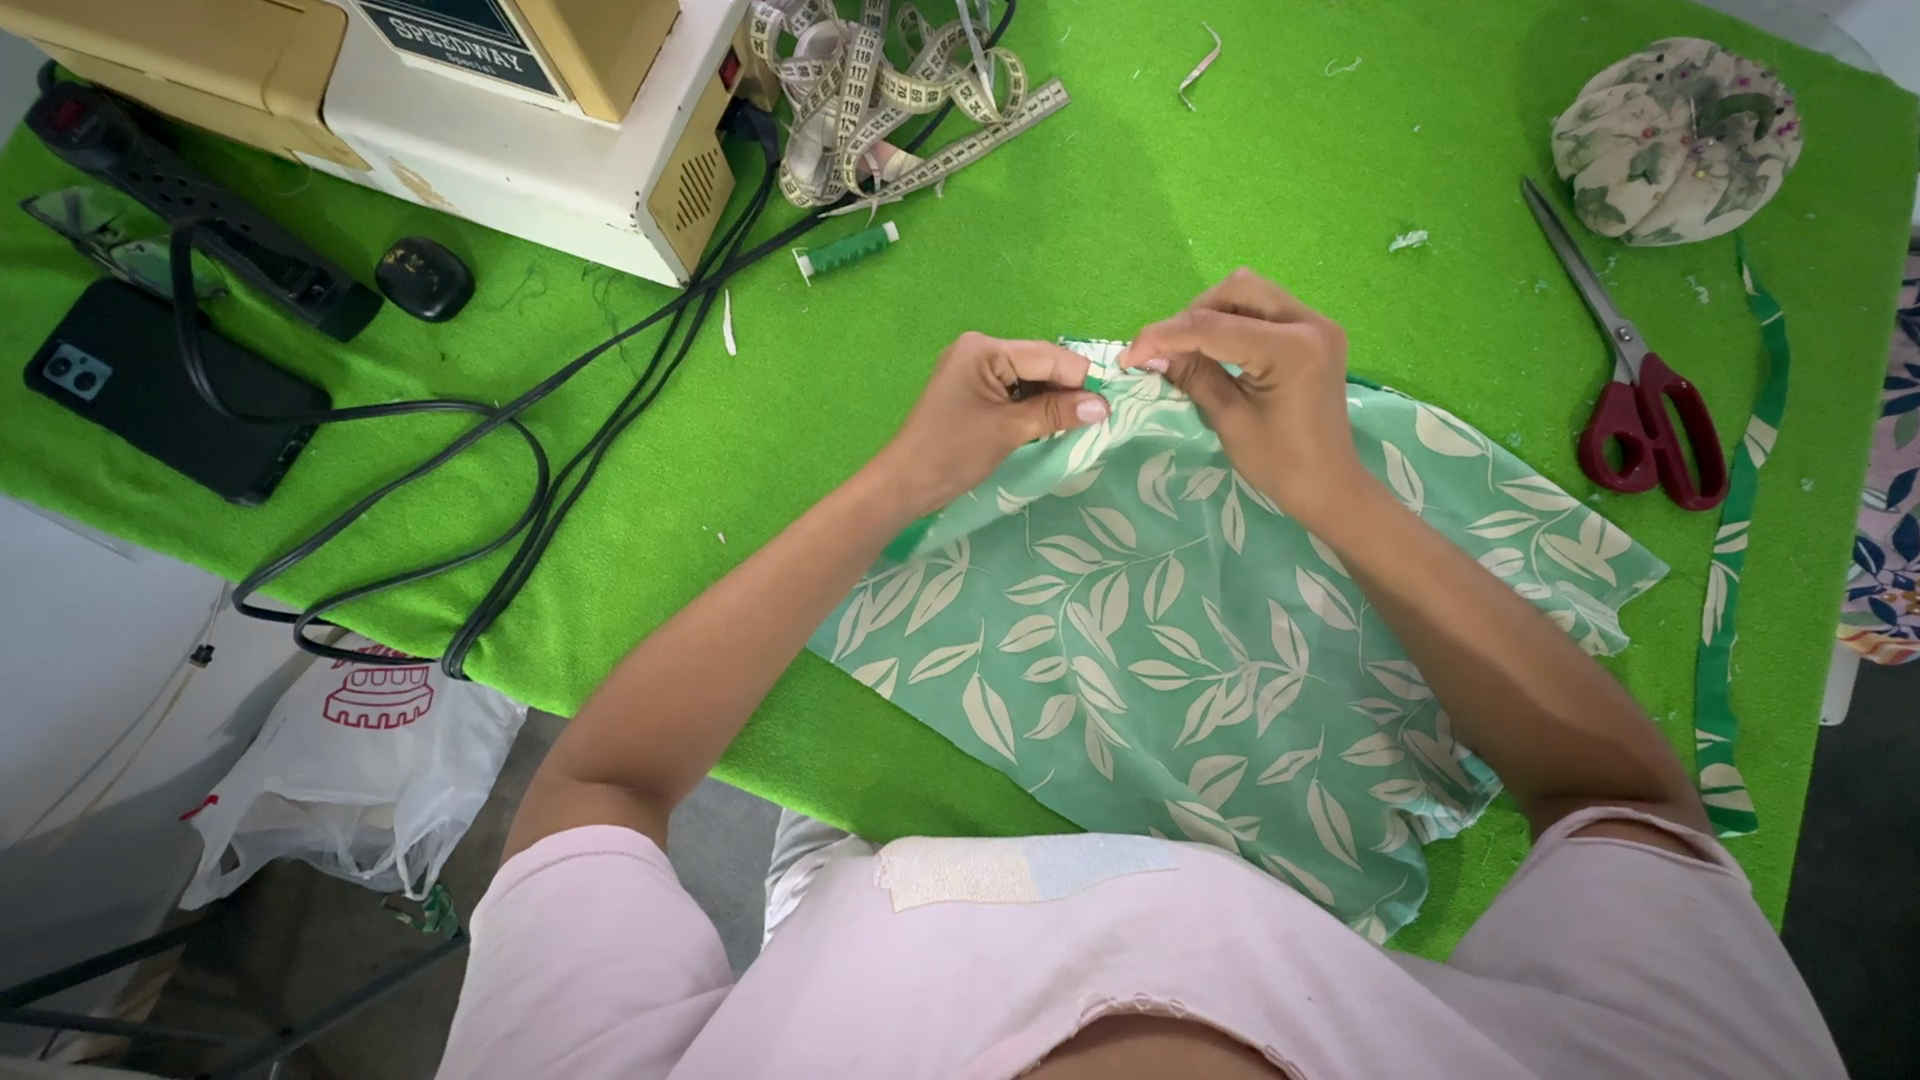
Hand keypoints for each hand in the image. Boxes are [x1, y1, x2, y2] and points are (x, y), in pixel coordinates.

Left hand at [871, 332, 1110, 516]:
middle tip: (1091, 421)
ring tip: (1069, 427)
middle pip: (1040, 363)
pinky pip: (1014, 391)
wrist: (905, 483)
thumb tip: (1103, 406)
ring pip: (1029, 379)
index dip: (1080, 381)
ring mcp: (974, 369)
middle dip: (1065, 390)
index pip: (1048, 356)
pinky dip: (1032, 407)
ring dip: (1050, 401)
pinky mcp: (973, 390)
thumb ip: (1056, 413)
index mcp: (984, 350)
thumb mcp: (1009, 431)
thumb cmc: (952, 453)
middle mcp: (980, 349)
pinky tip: (1045, 425)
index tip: (1106, 410)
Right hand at [1118, 269, 1368, 525]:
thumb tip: (1149, 353)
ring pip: (1250, 293)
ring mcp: (1316, 324)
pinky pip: (1265, 309)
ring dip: (1212, 314)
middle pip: (1237, 288)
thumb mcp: (1228, 419)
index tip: (1128, 355)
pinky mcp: (1314, 333)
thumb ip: (1192, 375)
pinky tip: (1217, 349)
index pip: (1213, 326)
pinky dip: (1234, 321)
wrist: (1327, 484)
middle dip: (1192, 315)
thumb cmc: (1278, 463)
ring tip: (1189, 349)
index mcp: (1291, 349)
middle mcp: (1310, 323)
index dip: (1164, 336)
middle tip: (1166, 350)